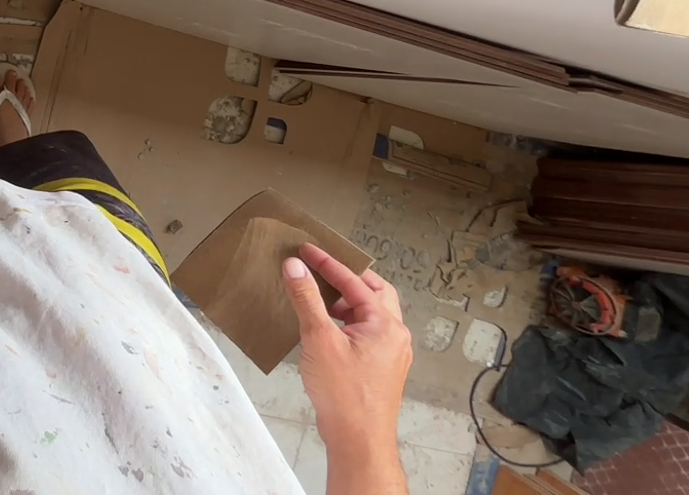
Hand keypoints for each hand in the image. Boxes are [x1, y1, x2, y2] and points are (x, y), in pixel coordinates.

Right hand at [283, 244, 411, 487]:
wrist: (358, 439)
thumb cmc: (343, 391)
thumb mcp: (319, 338)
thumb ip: (306, 297)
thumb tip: (294, 265)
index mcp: (386, 325)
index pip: (355, 281)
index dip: (327, 262)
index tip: (304, 248)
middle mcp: (395, 336)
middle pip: (375, 292)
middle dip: (347, 277)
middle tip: (320, 267)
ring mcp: (390, 353)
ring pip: (371, 312)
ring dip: (346, 298)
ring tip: (317, 294)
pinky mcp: (379, 366)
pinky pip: (365, 329)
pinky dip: (346, 318)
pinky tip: (324, 323)